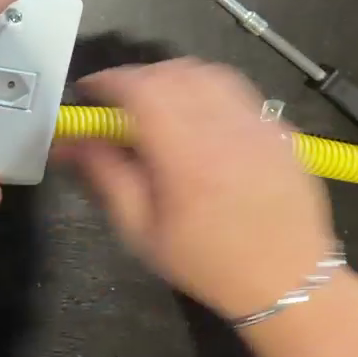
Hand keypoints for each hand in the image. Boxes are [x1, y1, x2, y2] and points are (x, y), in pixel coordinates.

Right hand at [57, 60, 334, 319]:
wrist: (288, 283)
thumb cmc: (205, 262)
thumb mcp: (140, 230)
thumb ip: (105, 176)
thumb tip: (69, 141)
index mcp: (186, 155)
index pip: (141, 89)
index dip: (108, 81)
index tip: (88, 91)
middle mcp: (225, 129)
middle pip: (173, 73)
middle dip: (137, 78)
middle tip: (117, 103)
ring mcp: (260, 126)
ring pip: (208, 73)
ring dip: (173, 78)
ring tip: (156, 104)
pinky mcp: (281, 131)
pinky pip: (238, 92)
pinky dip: (208, 92)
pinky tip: (199, 121)